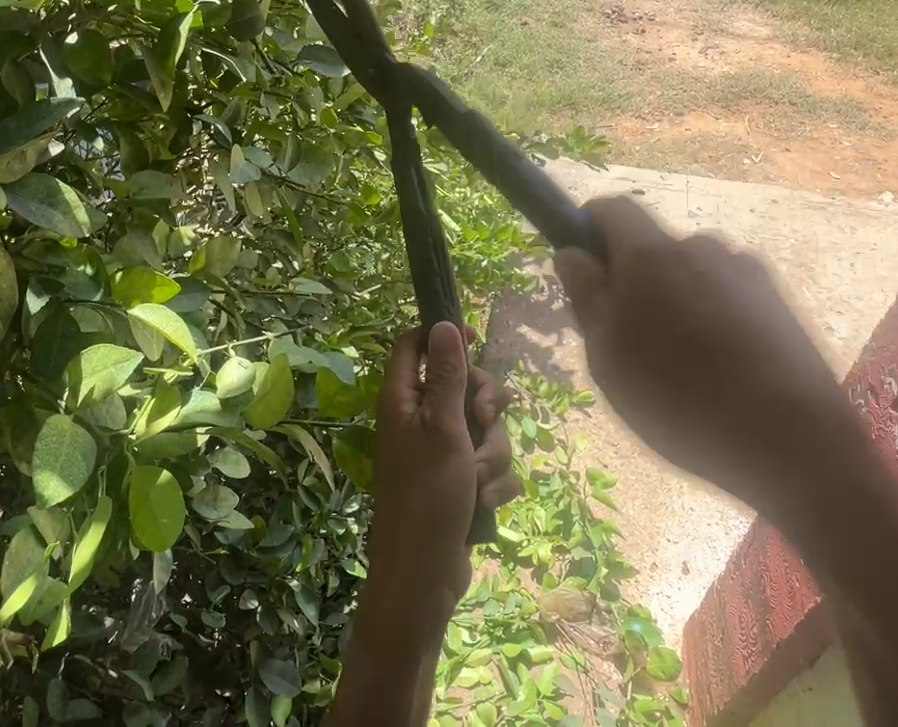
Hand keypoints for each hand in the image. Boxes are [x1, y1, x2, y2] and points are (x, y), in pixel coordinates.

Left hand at [366, 321, 520, 617]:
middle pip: (463, 385)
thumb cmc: (428, 494)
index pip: (414, 345)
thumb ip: (446, 375)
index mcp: (403, 399)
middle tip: (485, 420)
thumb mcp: (442, 427)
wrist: (424, 574)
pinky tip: (485, 501)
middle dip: (485, 405)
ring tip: (478, 479)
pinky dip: (493, 481)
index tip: (475, 340)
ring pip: (485, 428)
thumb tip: (444, 323)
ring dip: (492, 453)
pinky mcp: (460, 480)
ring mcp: (441, 451)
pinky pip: (491, 464)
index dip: (443, 337)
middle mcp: (420, 419)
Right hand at [553, 197, 870, 525]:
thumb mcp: (607, 357)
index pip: (610, 208)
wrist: (795, 443)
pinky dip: (711, 316)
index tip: (582, 266)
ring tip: (680, 363)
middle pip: (651, 246)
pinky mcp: (778, 300)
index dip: (588, 227)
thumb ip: (586, 295)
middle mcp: (700, 247)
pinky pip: (725, 293)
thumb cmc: (680, 400)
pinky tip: (720, 368)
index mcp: (651, 254)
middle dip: (633, 278)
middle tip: (628, 338)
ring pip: (690, 272)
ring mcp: (745, 271)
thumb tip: (571, 253)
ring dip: (675, 299)